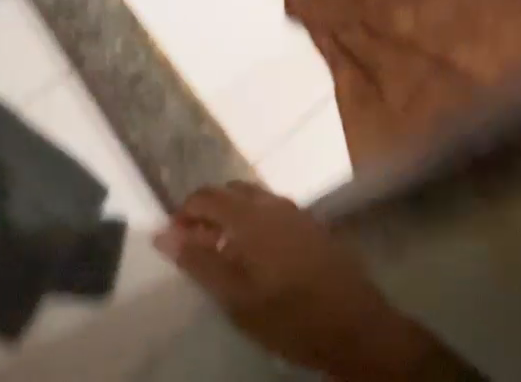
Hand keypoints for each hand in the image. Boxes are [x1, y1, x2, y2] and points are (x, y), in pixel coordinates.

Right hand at [155, 182, 478, 379]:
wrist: (358, 328)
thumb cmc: (289, 316)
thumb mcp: (236, 298)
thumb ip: (198, 262)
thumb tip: (163, 234)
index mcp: (249, 216)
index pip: (205, 196)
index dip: (184, 212)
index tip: (173, 237)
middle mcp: (272, 203)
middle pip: (229, 192)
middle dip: (208, 211)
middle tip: (197, 244)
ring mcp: (296, 212)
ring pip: (253, 199)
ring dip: (233, 215)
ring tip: (225, 250)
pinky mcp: (313, 226)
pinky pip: (274, 211)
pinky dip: (256, 222)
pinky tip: (259, 254)